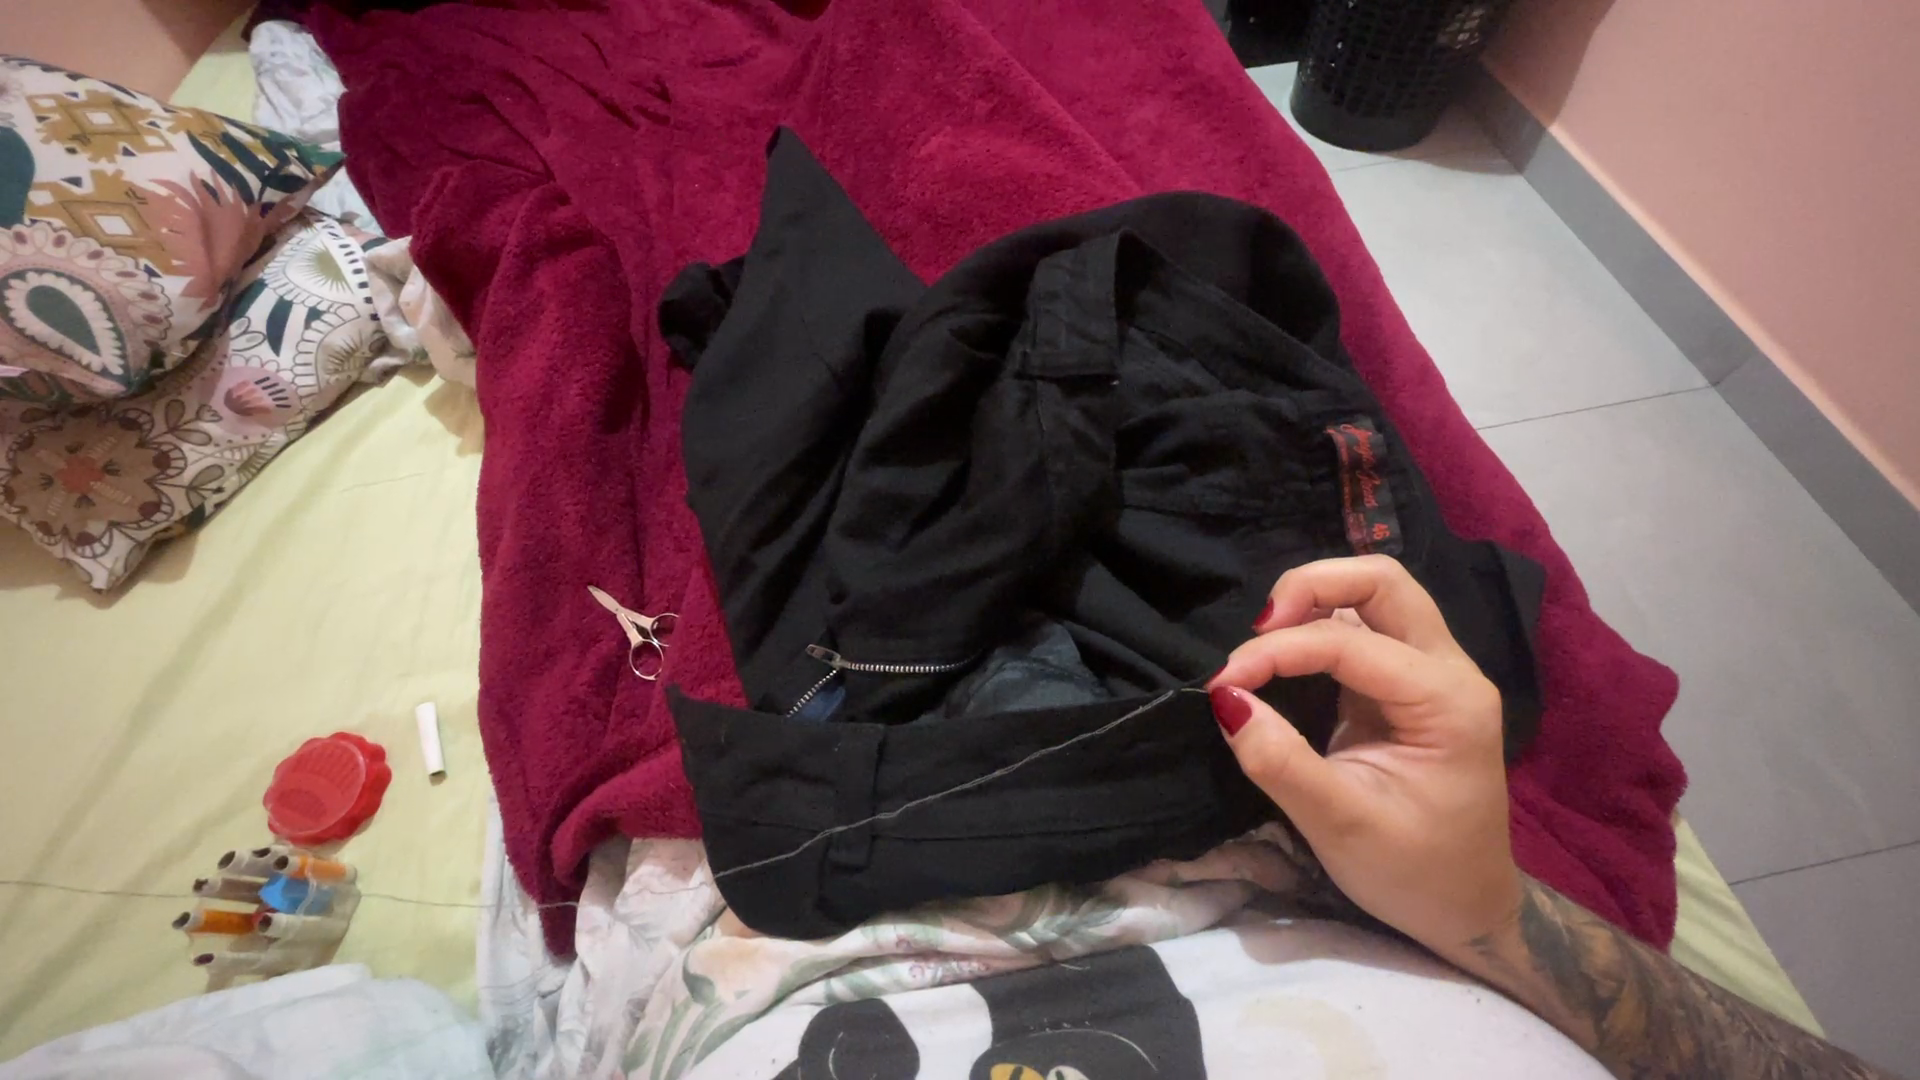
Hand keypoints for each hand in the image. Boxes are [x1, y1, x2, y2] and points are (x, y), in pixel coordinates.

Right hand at [1207, 554, 1522, 956]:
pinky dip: (1315, 620)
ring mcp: (1430, 670)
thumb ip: (1281, 761)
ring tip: (1265, 639)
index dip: (1276, 652)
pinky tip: (1285, 651)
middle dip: (1309, 586)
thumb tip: (1225, 699)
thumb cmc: (1413, 872)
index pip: (1348, 643)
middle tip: (1258, 628)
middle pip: (1382, 581)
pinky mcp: (1405, 680)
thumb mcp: (1340, 827)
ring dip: (1313, 598)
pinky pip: (1361, 623)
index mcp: (1447, 703)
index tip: (1222, 684)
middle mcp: (1448, 670)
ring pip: (1374, 592)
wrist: (1466, 908)